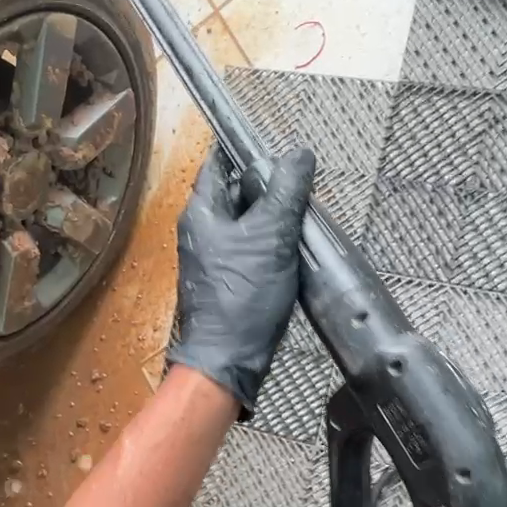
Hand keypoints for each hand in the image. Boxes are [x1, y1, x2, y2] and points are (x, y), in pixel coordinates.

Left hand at [167, 147, 314, 408]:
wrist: (229, 359)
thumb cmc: (243, 296)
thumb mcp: (271, 235)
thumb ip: (286, 192)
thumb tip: (299, 154)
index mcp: (201, 213)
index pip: (219, 164)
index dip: (246, 152)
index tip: (277, 148)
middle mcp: (202, 233)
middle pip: (237, 194)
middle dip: (269, 187)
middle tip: (302, 185)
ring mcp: (214, 260)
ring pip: (247, 225)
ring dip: (274, 219)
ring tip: (305, 216)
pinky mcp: (229, 283)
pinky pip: (252, 252)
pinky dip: (273, 246)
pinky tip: (295, 251)